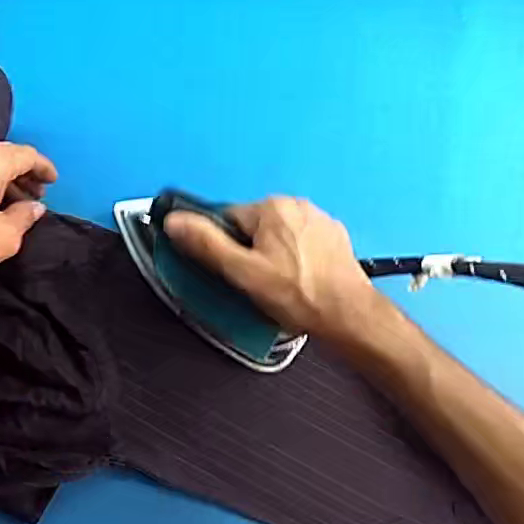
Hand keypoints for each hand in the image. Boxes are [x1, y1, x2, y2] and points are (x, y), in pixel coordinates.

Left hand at [0, 142, 58, 316]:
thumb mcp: (5, 237)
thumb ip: (25, 215)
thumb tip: (34, 207)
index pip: (24, 154)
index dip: (43, 167)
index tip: (53, 181)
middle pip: (3, 154)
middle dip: (23, 172)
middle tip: (38, 194)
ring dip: (4, 178)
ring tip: (19, 202)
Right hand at [162, 196, 378, 341]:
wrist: (349, 317)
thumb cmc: (299, 296)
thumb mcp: (242, 272)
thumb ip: (206, 243)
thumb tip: (175, 221)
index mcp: (271, 208)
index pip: (228, 220)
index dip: (227, 249)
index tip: (237, 271)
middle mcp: (297, 206)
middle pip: (253, 227)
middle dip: (251, 253)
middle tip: (259, 282)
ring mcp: (318, 220)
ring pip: (277, 236)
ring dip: (274, 256)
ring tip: (282, 285)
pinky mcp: (333, 237)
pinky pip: (300, 243)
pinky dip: (296, 259)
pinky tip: (300, 281)